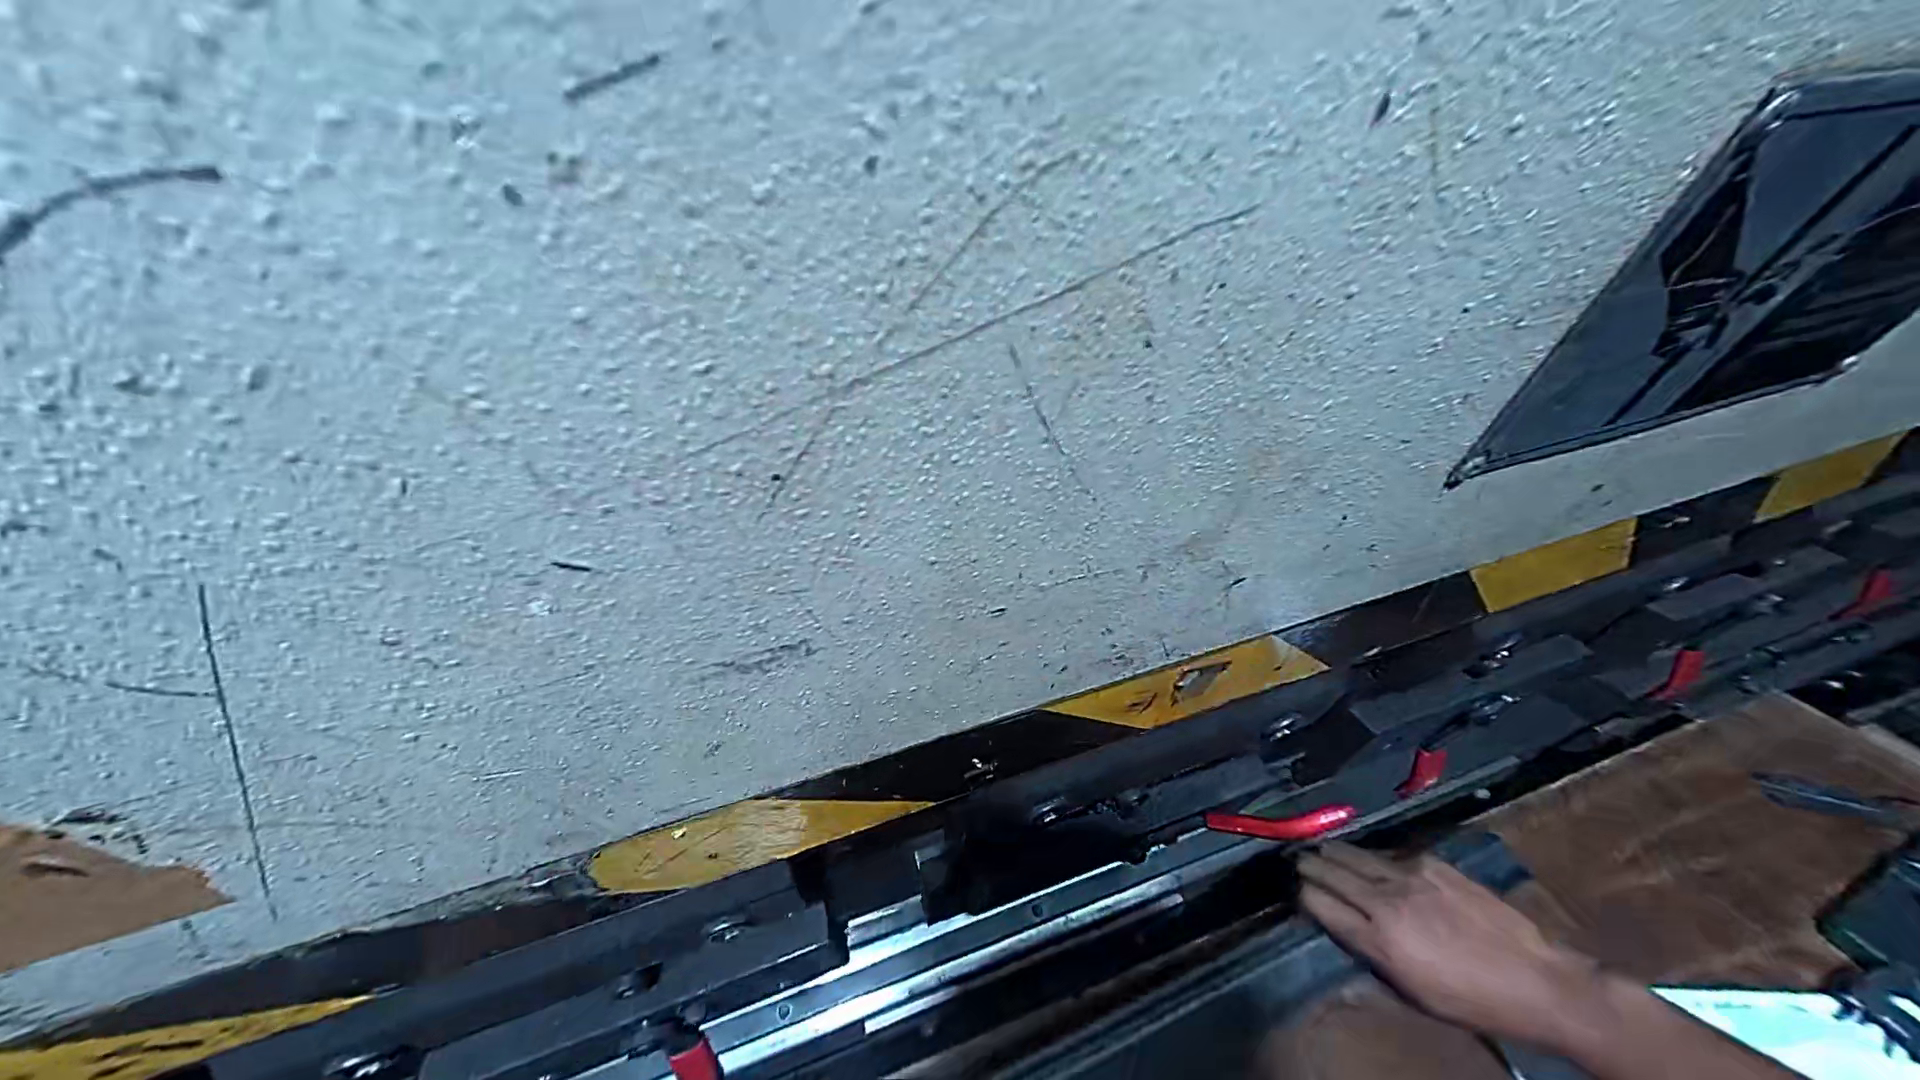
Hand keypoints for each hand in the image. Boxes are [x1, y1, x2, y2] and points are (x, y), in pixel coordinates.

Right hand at [1297, 842, 1602, 1048]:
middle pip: (1328, 870)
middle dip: (1308, 866)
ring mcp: (1408, 875)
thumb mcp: (1413, 992)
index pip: (1318, 902)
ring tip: (1321, 851)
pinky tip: (1370, 859)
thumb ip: (1369, 954)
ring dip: (1333, 853)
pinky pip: (1387, 852)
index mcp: (1379, 940)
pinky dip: (1371, 855)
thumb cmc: (1473, 1001)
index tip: (1296, 892)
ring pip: (1353, 853)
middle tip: (1297, 862)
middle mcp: (1385, 901)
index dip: (1301, 895)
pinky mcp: (1430, 862)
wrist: (1540, 982)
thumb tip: (1339, 928)